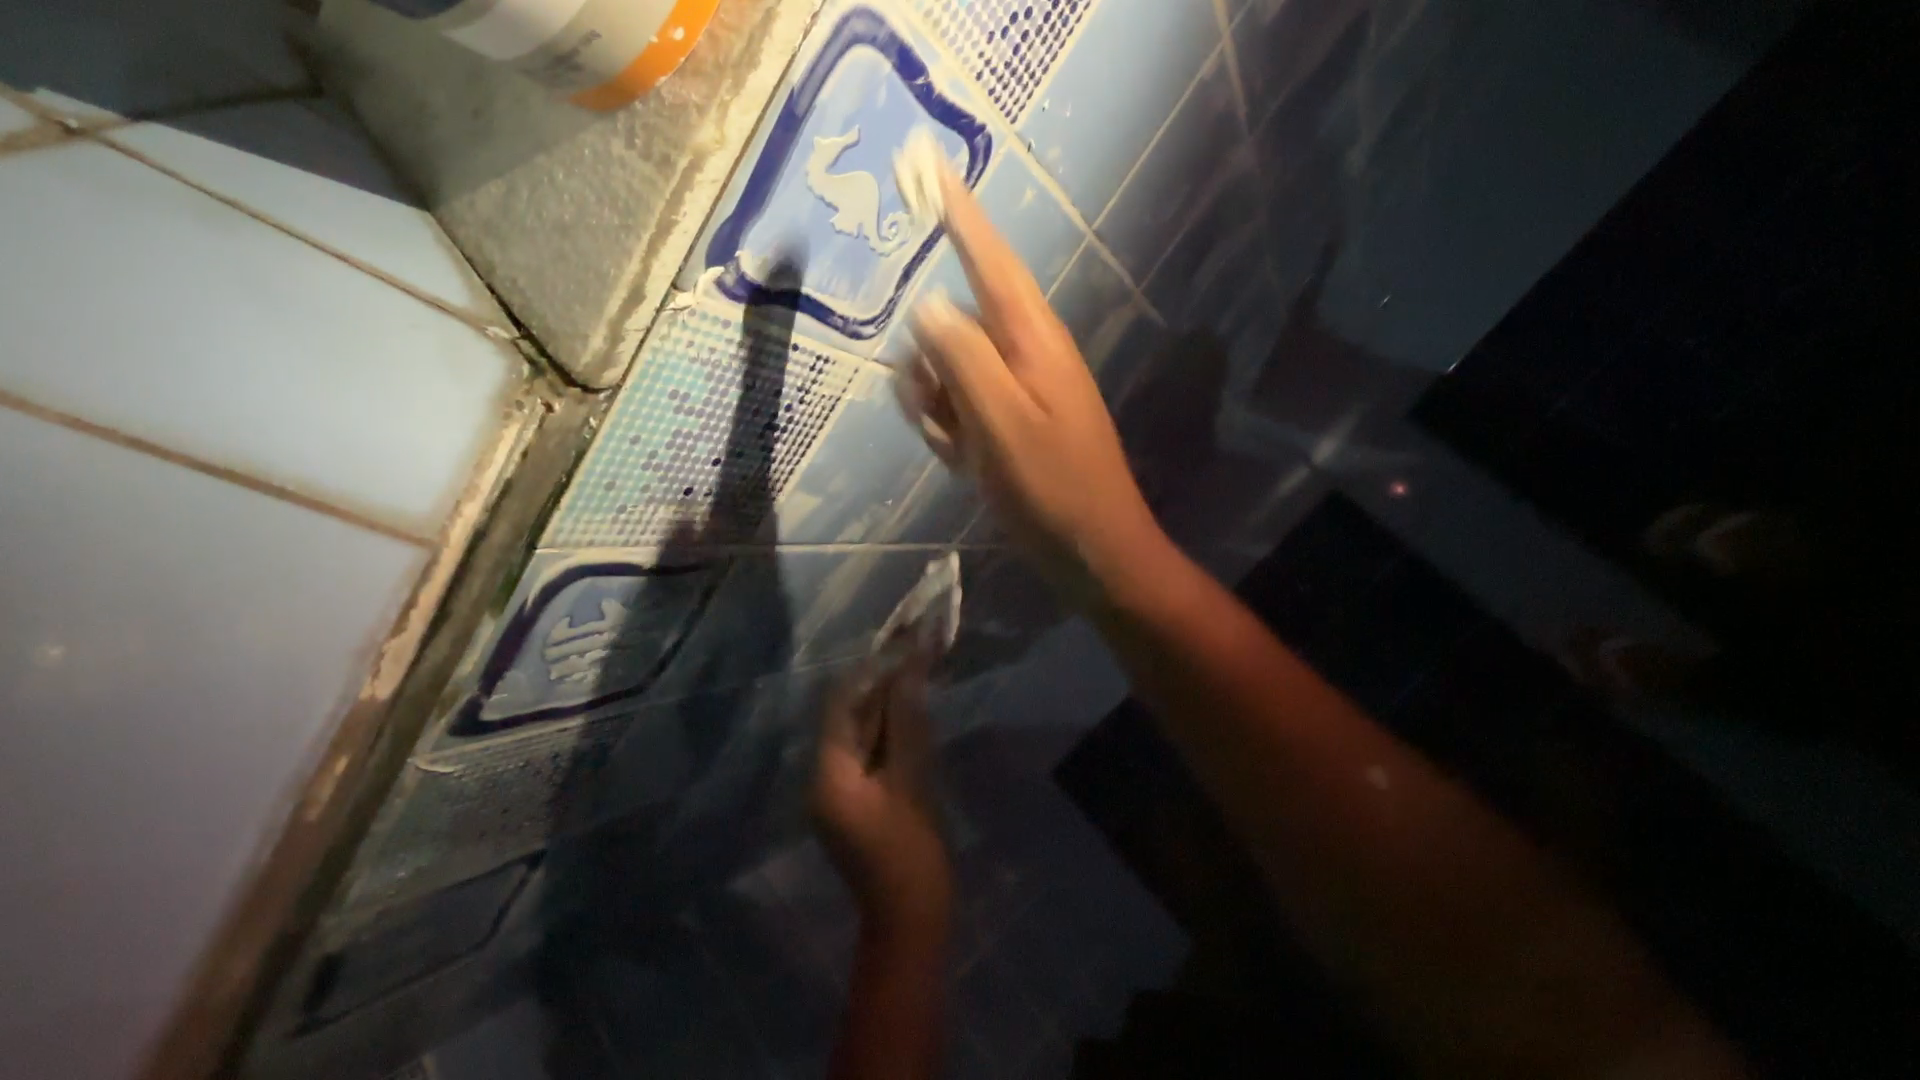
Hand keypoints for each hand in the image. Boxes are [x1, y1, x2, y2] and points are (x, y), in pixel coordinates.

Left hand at [811, 652, 952, 932]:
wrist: (910, 921)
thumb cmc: (912, 854)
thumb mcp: (913, 784)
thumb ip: (907, 726)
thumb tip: (908, 673)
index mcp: (829, 773)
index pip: (840, 705)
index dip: (870, 671)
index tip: (899, 642)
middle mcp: (822, 778)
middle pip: (847, 718)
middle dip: (880, 686)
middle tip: (913, 651)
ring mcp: (837, 793)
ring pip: (859, 735)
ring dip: (886, 707)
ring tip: (917, 673)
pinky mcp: (854, 804)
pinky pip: (867, 756)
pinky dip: (888, 734)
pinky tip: (912, 717)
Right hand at [895, 167, 1166, 607]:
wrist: (1094, 551)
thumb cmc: (1052, 488)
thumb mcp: (1000, 423)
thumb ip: (963, 359)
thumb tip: (927, 303)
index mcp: (1032, 339)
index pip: (989, 260)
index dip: (959, 214)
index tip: (929, 165)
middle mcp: (1026, 352)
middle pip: (952, 322)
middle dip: (928, 364)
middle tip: (939, 414)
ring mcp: (1018, 388)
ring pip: (948, 367)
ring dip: (935, 403)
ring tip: (958, 447)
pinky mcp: (1010, 420)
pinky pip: (960, 404)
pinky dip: (950, 428)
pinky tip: (964, 461)